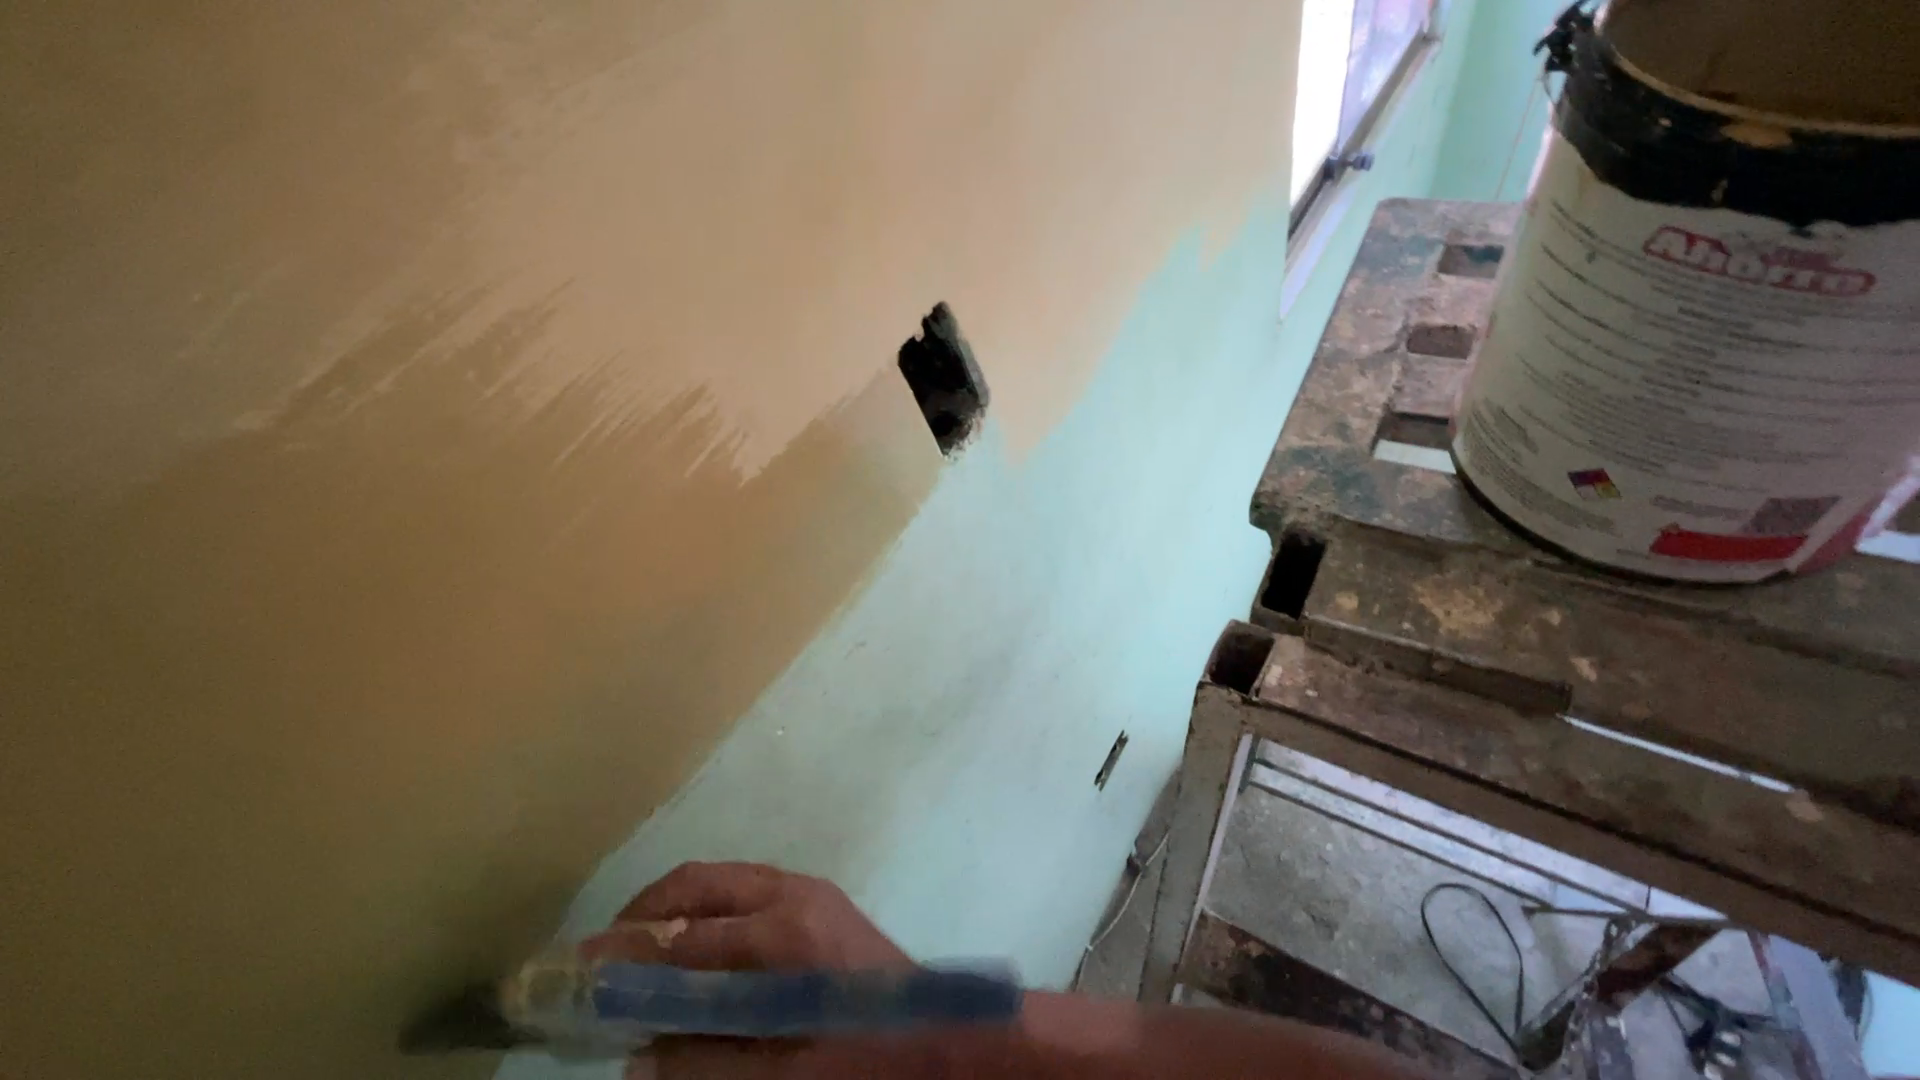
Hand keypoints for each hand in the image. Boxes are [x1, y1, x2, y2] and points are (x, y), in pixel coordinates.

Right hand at [586, 862, 927, 1079]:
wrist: (938, 1035)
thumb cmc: (863, 1060)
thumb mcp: (782, 1078)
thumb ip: (707, 1064)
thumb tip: (635, 1058)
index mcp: (783, 936)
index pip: (683, 936)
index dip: (625, 954)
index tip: (580, 969)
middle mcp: (792, 894)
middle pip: (696, 885)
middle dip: (642, 913)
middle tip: (603, 953)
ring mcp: (807, 887)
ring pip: (719, 877)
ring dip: (673, 905)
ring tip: (637, 946)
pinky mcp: (816, 894)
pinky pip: (744, 885)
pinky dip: (706, 905)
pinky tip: (690, 943)